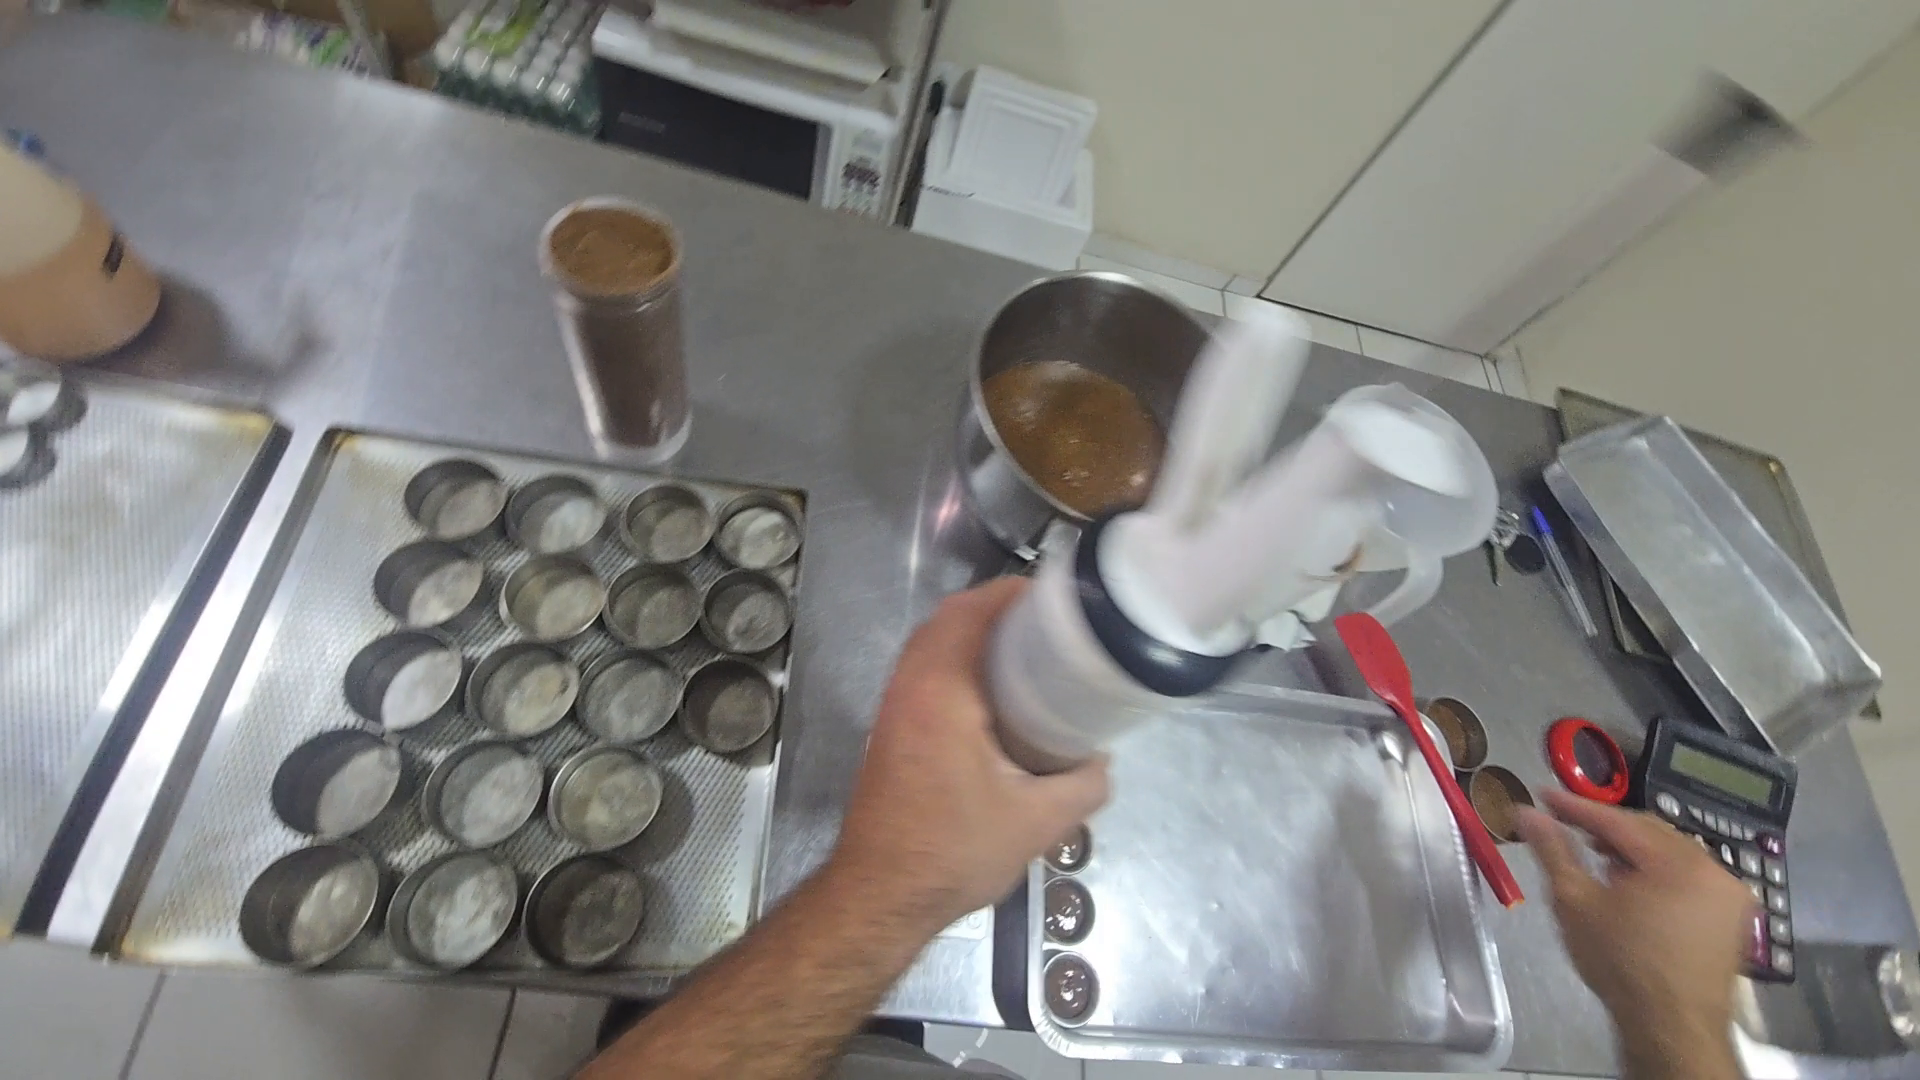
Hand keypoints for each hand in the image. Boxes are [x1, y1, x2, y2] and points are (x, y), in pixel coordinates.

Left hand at [829, 578, 1109, 933]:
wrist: (880, 893)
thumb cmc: (953, 851)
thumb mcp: (1036, 823)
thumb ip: (1083, 786)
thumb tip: (1101, 762)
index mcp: (941, 691)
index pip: (970, 613)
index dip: (1009, 593)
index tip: (1051, 596)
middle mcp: (909, 685)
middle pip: (948, 619)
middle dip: (995, 608)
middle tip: (1045, 622)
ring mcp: (893, 705)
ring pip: (931, 643)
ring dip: (972, 632)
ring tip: (1025, 649)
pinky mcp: (889, 726)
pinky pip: (924, 669)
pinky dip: (956, 658)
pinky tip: (992, 691)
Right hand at [1518, 790, 1750, 1066]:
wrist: (1672, 1026)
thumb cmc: (1619, 960)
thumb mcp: (1574, 900)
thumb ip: (1551, 849)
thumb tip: (1525, 811)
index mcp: (1679, 864)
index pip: (1618, 821)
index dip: (1574, 806)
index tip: (1540, 794)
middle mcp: (1713, 871)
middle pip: (1648, 830)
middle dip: (1603, 823)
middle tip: (1561, 820)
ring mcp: (1728, 895)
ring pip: (1668, 849)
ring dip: (1627, 844)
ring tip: (1590, 849)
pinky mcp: (1730, 915)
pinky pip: (1686, 872)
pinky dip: (1652, 865)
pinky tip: (1624, 877)